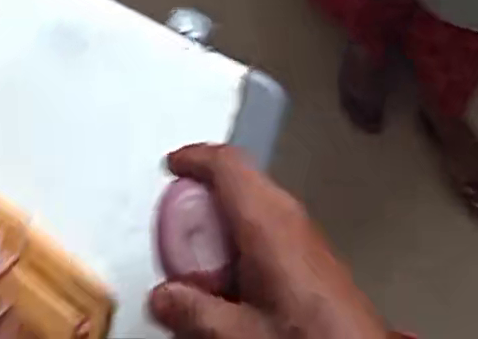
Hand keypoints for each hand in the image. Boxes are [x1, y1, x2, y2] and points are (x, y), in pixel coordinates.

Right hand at [148, 145, 386, 338]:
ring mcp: (303, 227)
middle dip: (206, 184)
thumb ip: (196, 312)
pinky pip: (268, 215)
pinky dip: (243, 224)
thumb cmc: (314, 336)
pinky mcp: (312, 246)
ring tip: (203, 240)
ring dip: (226, 205)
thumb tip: (164, 297)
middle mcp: (286, 213)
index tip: (174, 164)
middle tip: (180, 204)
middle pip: (239, 174)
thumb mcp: (242, 333)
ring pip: (255, 194)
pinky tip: (236, 265)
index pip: (226, 162)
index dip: (195, 157)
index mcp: (265, 218)